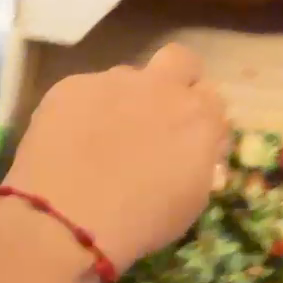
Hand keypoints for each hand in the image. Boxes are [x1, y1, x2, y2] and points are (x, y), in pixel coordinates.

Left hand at [3, 44, 227, 268]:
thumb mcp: (190, 202)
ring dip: (124, 100)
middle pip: (182, 61)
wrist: (69, 217)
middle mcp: (162, 88)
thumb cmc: (140, 221)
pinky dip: (83, 111)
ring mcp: (114, 82)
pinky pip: (85, 91)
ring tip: (102, 137)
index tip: (190, 141)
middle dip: (176, 80)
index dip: (202, 120)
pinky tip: (70, 141)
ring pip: (127, 78)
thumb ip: (199, 164)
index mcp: (199, 118)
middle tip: (159, 114)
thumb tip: (196, 153)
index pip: (213, 101)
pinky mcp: (72, 85)